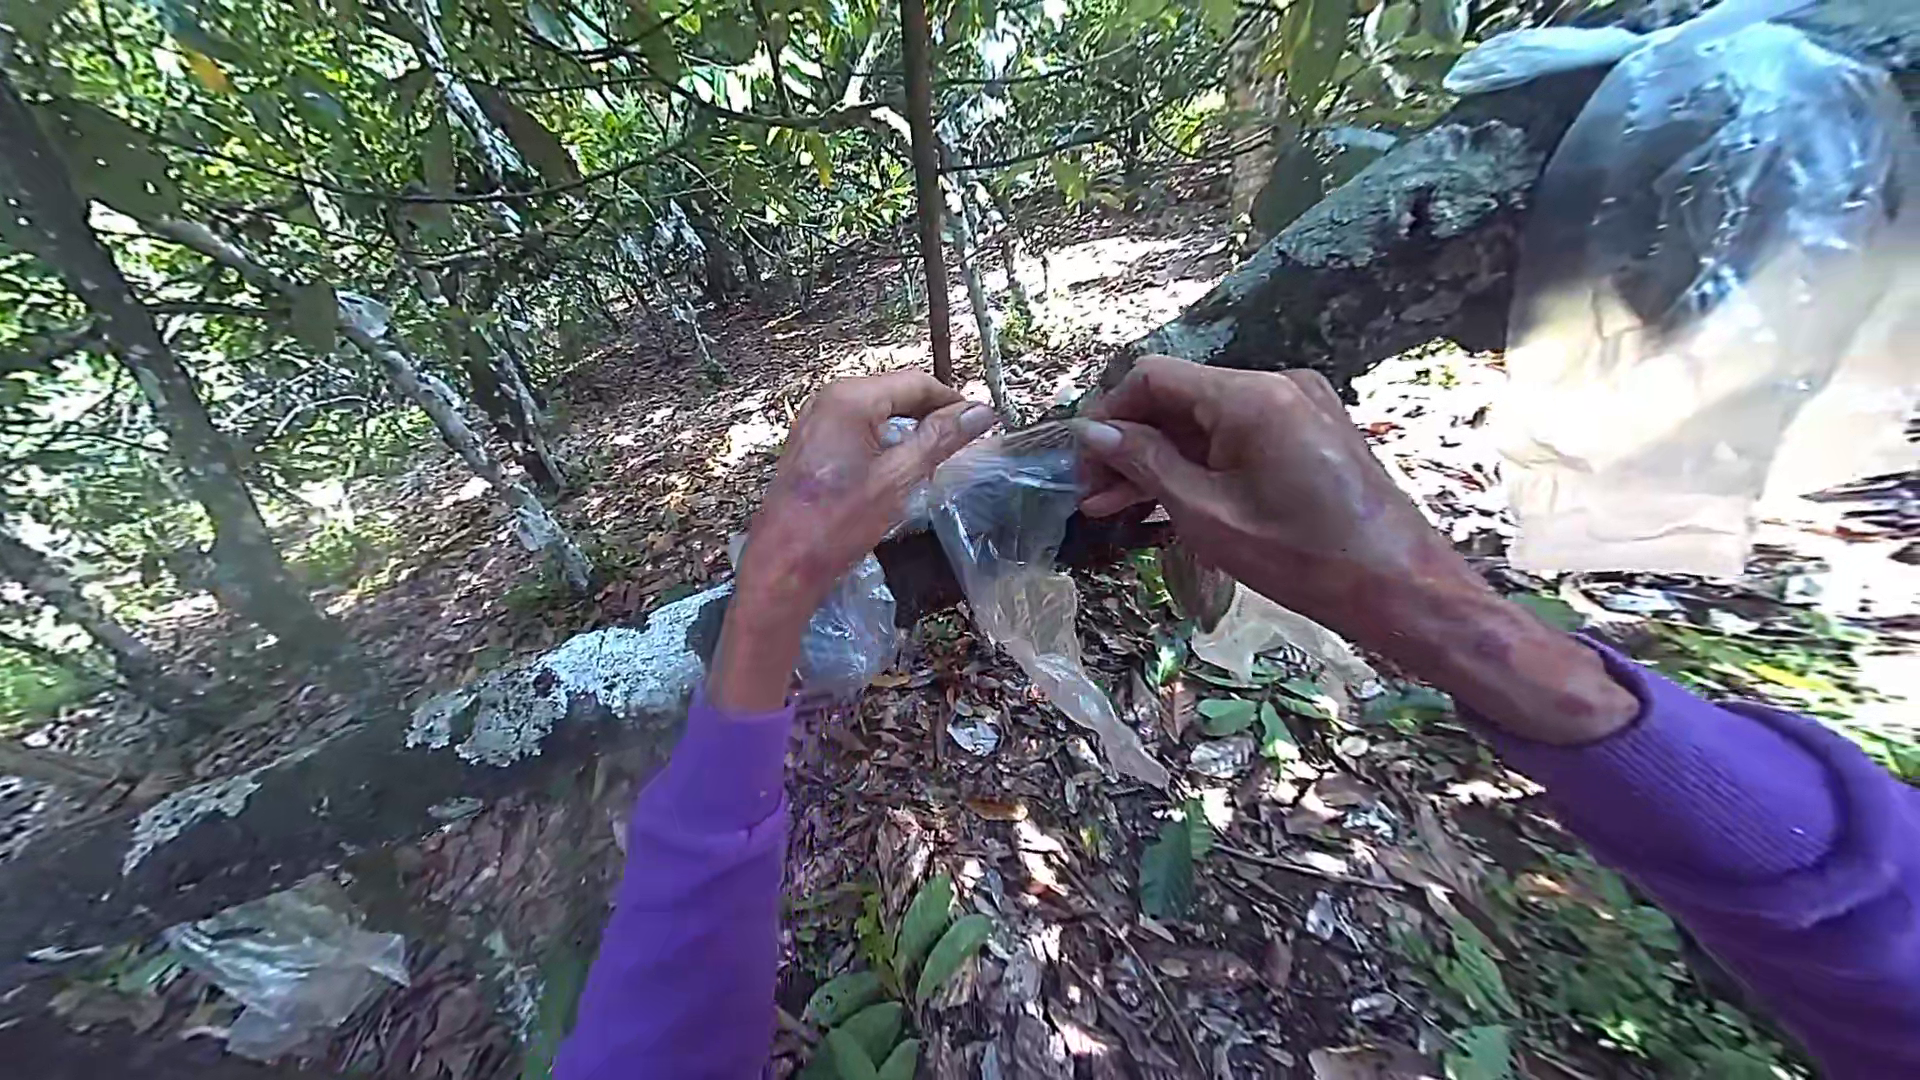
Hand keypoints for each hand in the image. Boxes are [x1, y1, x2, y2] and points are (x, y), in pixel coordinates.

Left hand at [711, 372, 994, 711]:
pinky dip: (885, 443)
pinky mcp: (812, 444)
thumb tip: (982, 411)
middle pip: (896, 394)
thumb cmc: (840, 520)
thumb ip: (941, 439)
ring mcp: (816, 420)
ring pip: (879, 414)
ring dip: (910, 432)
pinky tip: (898, 471)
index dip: (953, 402)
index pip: (917, 383)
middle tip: (958, 448)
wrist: (784, 564)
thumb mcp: (898, 478)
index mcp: (850, 397)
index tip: (980, 426)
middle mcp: (829, 398)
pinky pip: (859, 430)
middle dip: (931, 417)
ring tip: (933, 463)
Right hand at [1079, 355, 1635, 744]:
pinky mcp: (1303, 434)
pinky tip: (1158, 500)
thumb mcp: (1204, 512)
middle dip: (1128, 445)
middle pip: (1176, 400)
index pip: (1152, 377)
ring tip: (1110, 505)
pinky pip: (1232, 440)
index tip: (1082, 459)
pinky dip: (1194, 466)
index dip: (1108, 413)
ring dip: (1156, 461)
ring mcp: (1293, 408)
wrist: (1399, 589)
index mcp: (1249, 395)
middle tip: (1090, 491)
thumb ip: (1144, 462)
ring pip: (1201, 424)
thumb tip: (1092, 432)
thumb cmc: (1296, 555)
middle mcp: (1273, 386)